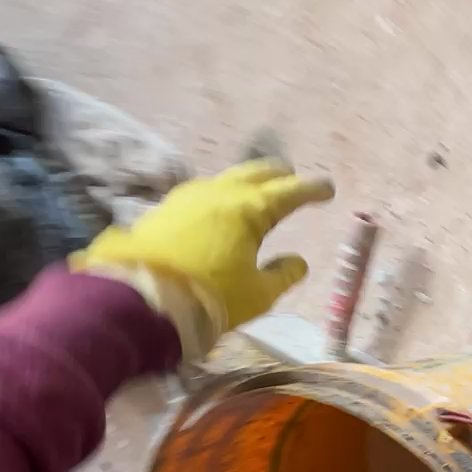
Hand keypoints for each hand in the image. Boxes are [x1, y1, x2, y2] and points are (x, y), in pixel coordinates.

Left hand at [72, 160, 333, 355]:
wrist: (142, 297)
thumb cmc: (212, 295)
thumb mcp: (259, 293)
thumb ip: (283, 274)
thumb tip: (297, 262)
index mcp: (249, 210)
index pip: (289, 192)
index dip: (311, 190)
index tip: (328, 189)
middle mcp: (220, 194)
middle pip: (255, 174)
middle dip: (278, 175)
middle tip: (293, 177)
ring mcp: (189, 197)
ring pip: (227, 179)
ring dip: (248, 182)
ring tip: (260, 191)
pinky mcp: (168, 209)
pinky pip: (205, 193)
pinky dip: (224, 195)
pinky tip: (224, 207)